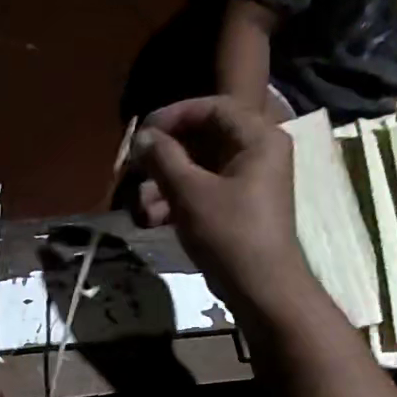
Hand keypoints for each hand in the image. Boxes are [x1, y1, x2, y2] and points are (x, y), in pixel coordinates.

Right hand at [132, 96, 314, 317]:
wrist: (261, 289)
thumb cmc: (229, 234)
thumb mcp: (190, 193)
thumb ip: (163, 158)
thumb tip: (142, 137)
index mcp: (258, 138)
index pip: (213, 108)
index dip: (174, 116)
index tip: (142, 132)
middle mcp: (259, 153)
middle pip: (204, 141)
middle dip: (165, 158)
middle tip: (135, 170)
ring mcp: (250, 183)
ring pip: (201, 170)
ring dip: (166, 185)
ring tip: (141, 207)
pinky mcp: (240, 209)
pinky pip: (206, 192)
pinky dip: (180, 202)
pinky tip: (155, 220)